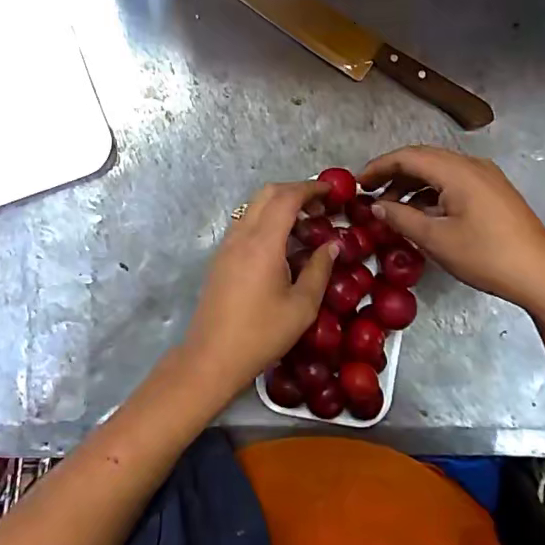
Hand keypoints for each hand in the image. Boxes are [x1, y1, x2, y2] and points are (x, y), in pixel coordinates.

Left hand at [175, 180, 339, 399]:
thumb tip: (332, 245)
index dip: (311, 188)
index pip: (287, 197)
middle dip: (295, 191)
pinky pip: (245, 225)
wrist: (212, 356)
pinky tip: (282, 245)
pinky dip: (266, 221)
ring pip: (253, 208)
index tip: (331, 191)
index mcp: (263, 242)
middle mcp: (241, 236)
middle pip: (267, 194)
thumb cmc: (262, 334)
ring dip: (278, 206)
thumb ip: (319, 270)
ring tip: (305, 226)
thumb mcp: (302, 306)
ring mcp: (227, 246)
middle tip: (320, 206)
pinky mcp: (220, 259)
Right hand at [359, 146, 544, 314]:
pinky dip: (432, 194)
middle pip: (424, 159)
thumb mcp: (435, 239)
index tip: (357, 183)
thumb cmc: (486, 256)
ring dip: (412, 186)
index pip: (408, 156)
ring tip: (391, 209)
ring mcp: (487, 178)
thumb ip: (401, 218)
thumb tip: (376, 206)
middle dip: (393, 175)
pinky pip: (454, 183)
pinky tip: (421, 215)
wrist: (542, 275)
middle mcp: (472, 166)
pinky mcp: (494, 194)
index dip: (378, 167)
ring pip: (440, 172)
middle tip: (370, 195)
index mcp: (457, 171)